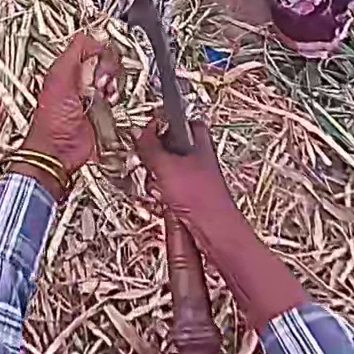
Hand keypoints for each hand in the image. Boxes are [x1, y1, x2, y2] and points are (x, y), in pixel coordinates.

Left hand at [22, 31, 121, 179]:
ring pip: (116, 81)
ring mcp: (94, 97)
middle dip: (109, 72)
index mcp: (68, 68)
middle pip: (107, 63)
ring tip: (105, 97)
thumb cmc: (52, 120)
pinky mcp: (105, 113)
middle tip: (101, 85)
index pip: (92, 48)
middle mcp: (82, 80)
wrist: (60, 151)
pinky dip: (120, 101)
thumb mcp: (59, 78)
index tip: (101, 64)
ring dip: (114, 87)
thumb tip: (91, 39)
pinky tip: (111, 106)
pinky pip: (121, 100)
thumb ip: (73, 55)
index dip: (101, 52)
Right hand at [135, 117, 310, 328]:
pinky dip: (162, 190)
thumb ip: (149, 147)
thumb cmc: (202, 198)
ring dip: (156, 175)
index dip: (160, 124)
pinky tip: (160, 198)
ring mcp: (196, 176)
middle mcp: (200, 156)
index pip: (177, 120)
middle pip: (169, 145)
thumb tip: (137, 131)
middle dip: (154, 155)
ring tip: (154, 183)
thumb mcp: (166, 166)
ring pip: (167, 167)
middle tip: (148, 160)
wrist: (216, 234)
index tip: (146, 131)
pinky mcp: (192, 194)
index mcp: (199, 140)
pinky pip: (169, 186)